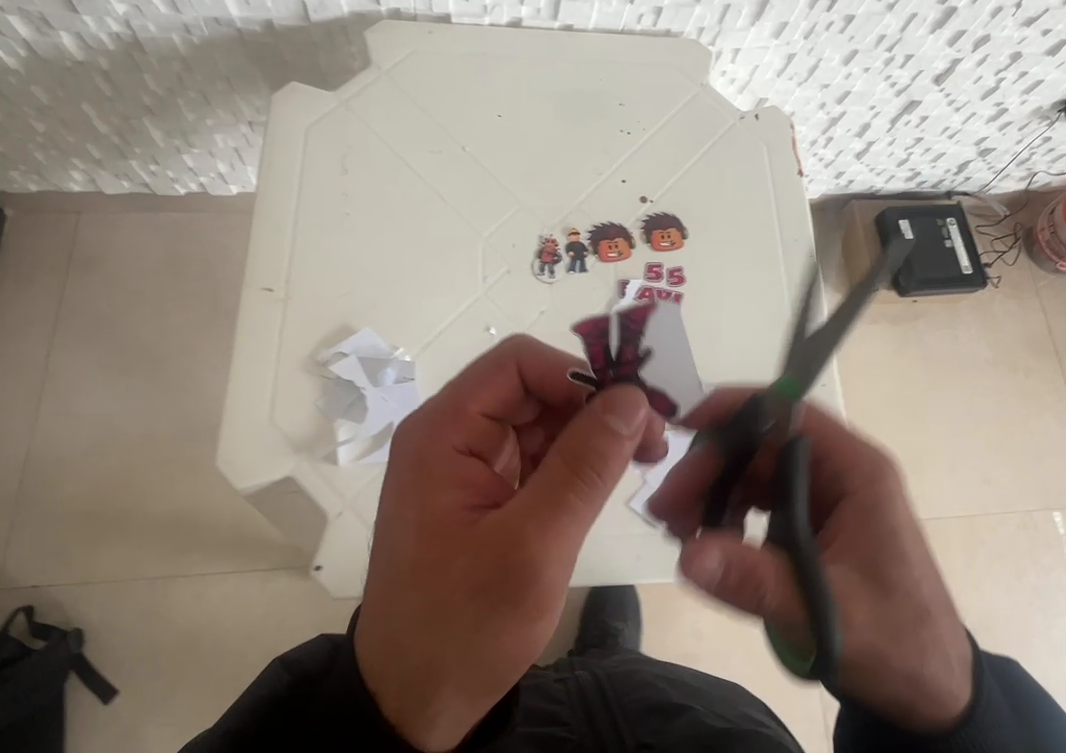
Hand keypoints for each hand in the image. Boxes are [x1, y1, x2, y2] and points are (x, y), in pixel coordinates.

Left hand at [354, 335, 667, 750]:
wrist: (413, 700)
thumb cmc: (464, 625)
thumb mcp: (533, 546)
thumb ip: (584, 466)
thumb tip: (632, 398)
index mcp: (444, 431)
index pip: (517, 364)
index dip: (578, 376)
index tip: (632, 412)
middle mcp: (451, 434)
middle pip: (531, 388)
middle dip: (592, 406)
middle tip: (652, 442)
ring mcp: (465, 464)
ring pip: (539, 420)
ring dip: (589, 434)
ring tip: (640, 461)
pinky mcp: (481, 492)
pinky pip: (535, 456)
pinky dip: (574, 462)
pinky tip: (605, 482)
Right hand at [647, 388, 973, 732]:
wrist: (930, 691)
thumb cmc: (894, 643)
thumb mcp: (822, 611)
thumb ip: (755, 581)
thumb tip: (686, 554)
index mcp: (856, 472)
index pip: (787, 414)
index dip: (733, 411)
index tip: (683, 428)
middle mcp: (840, 472)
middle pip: (760, 443)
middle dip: (710, 466)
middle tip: (666, 508)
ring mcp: (825, 496)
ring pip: (755, 470)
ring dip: (713, 491)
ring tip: (676, 528)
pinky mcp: (812, 523)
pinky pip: (760, 501)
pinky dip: (728, 514)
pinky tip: (706, 542)